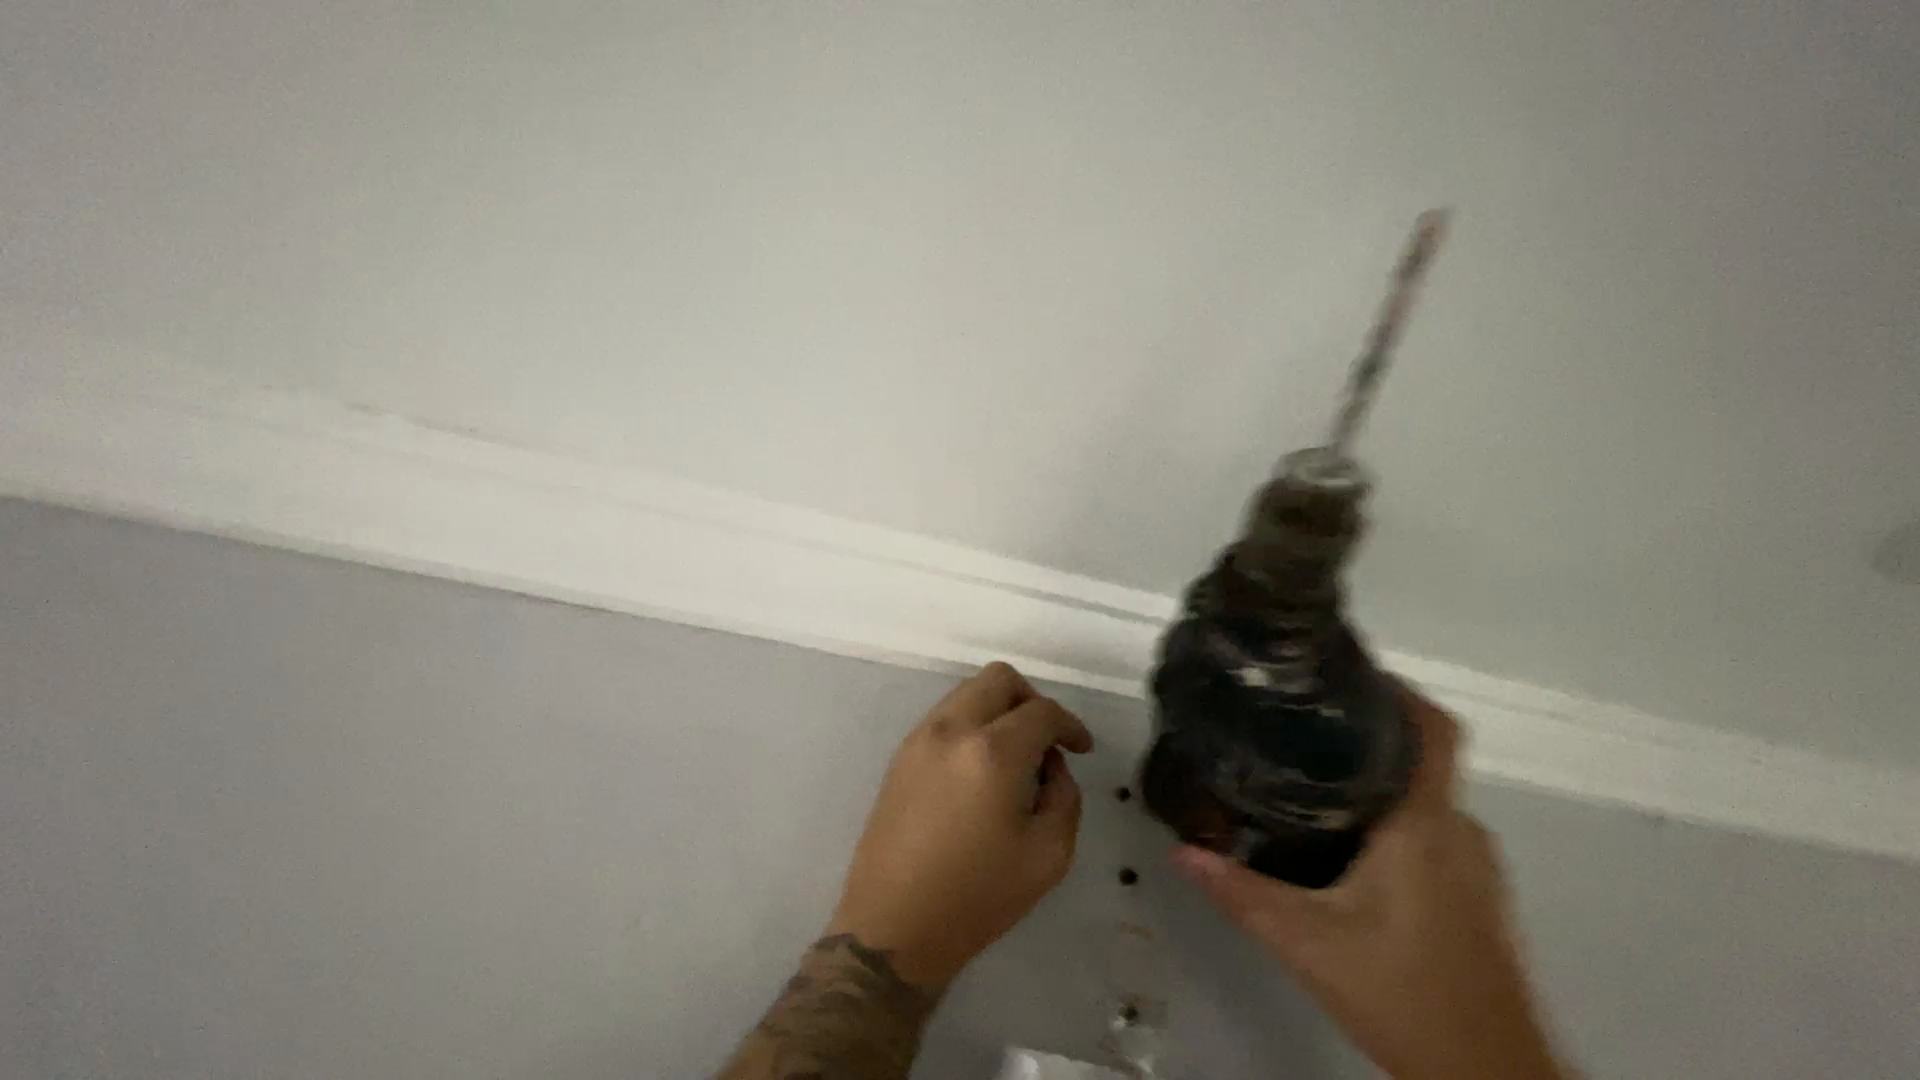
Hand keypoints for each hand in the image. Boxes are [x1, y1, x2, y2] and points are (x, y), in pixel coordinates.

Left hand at [828, 662, 1093, 991]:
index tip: (1081, 750)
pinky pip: (945, 717)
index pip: (1042, 711)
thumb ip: (1064, 796)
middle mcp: (953, 730)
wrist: (894, 926)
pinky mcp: (900, 756)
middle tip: (1046, 742)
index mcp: (993, 752)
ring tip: (1014, 758)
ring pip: (968, 692)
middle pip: (999, 679)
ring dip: (999, 710)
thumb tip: (1050, 765)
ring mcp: (920, 739)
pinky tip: (980, 770)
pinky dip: (971, 725)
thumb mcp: (1048, 855)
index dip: (1070, 725)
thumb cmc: (977, 898)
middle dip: (1032, 700)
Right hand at [1172, 685, 1569, 1079]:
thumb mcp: (1306, 943)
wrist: (1490, 1078)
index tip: (1347, 674)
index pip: (1435, 730)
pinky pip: (1435, 833)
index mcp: (1425, 825)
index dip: (1400, 690)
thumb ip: (1241, 893)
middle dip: (1364, 739)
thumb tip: (1183, 851)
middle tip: (1297, 732)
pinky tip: (1346, 847)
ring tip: (1310, 783)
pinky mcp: (1481, 897)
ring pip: (1424, 800)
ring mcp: (1479, 866)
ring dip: (1376, 784)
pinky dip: (1394, 822)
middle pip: (1420, 760)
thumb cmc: (1403, 994)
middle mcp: (1462, 832)